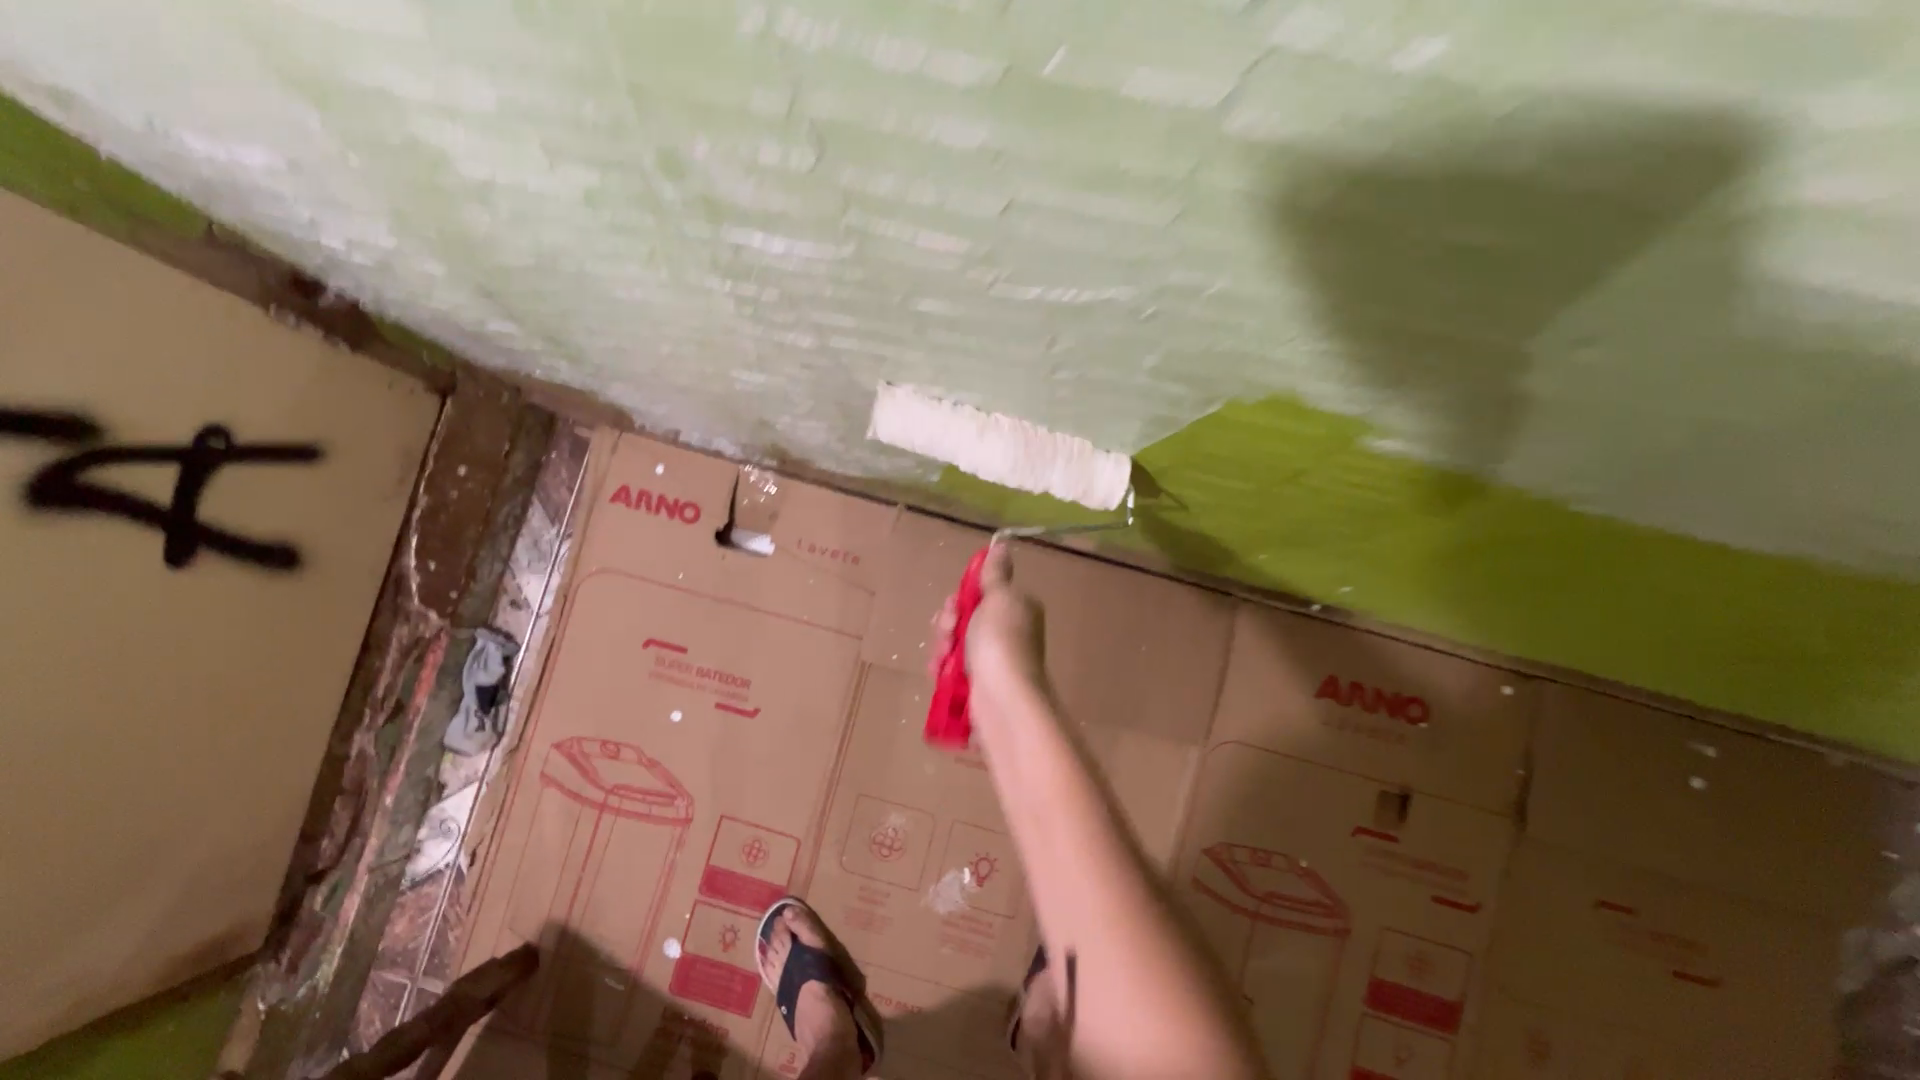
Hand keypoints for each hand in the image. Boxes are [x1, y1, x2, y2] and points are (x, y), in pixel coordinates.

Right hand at [932, 544, 1047, 705]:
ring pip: (954, 645)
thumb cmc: (1001, 642)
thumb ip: (995, 573)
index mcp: (1016, 610)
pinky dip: (942, 671)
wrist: (1003, 699)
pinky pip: (951, 671)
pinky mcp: (978, 686)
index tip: (955, 605)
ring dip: (942, 648)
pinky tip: (940, 674)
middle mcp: (1007, 634)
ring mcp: (993, 662)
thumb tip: (1001, 544)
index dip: (961, 598)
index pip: (981, 594)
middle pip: (964, 620)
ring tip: (944, 659)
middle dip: (948, 625)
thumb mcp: (998, 598)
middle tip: (949, 632)